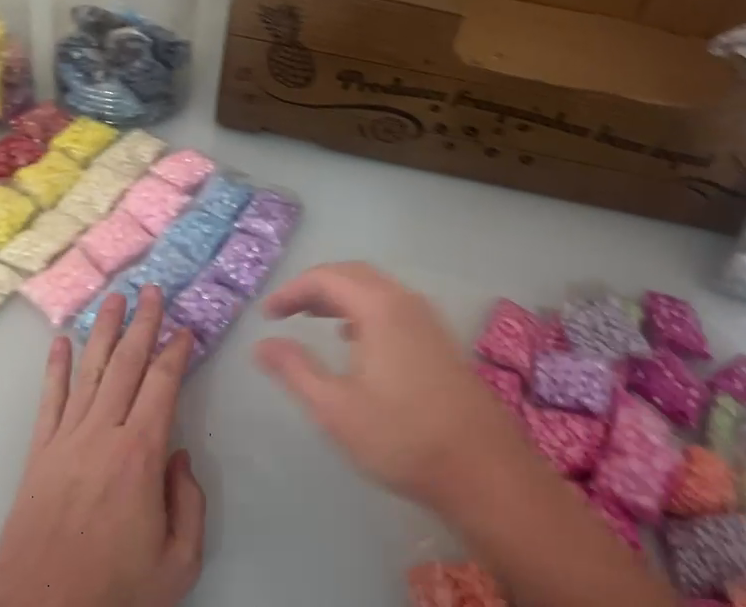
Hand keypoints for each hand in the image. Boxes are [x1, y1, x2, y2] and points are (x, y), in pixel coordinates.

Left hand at [0, 286, 206, 606]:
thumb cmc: (116, 589)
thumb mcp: (178, 561)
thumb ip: (189, 503)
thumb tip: (178, 458)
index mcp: (141, 454)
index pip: (162, 385)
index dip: (175, 351)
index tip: (184, 328)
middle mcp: (103, 434)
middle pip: (126, 364)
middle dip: (141, 323)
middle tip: (150, 289)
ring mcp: (66, 440)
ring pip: (89, 371)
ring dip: (102, 331)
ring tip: (112, 299)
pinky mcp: (39, 453)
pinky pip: (49, 400)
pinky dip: (56, 367)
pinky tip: (61, 342)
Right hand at [255, 264, 677, 606]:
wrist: (483, 470)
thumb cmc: (402, 437)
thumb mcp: (335, 408)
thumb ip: (295, 369)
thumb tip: (261, 344)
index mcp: (379, 307)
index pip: (326, 277)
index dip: (291, 290)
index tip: (266, 314)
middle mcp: (406, 302)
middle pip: (354, 275)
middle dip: (316, 287)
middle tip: (286, 311)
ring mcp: (429, 320)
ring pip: (377, 290)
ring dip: (342, 297)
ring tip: (314, 320)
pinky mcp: (441, 341)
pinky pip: (395, 307)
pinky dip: (365, 311)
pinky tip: (357, 342)